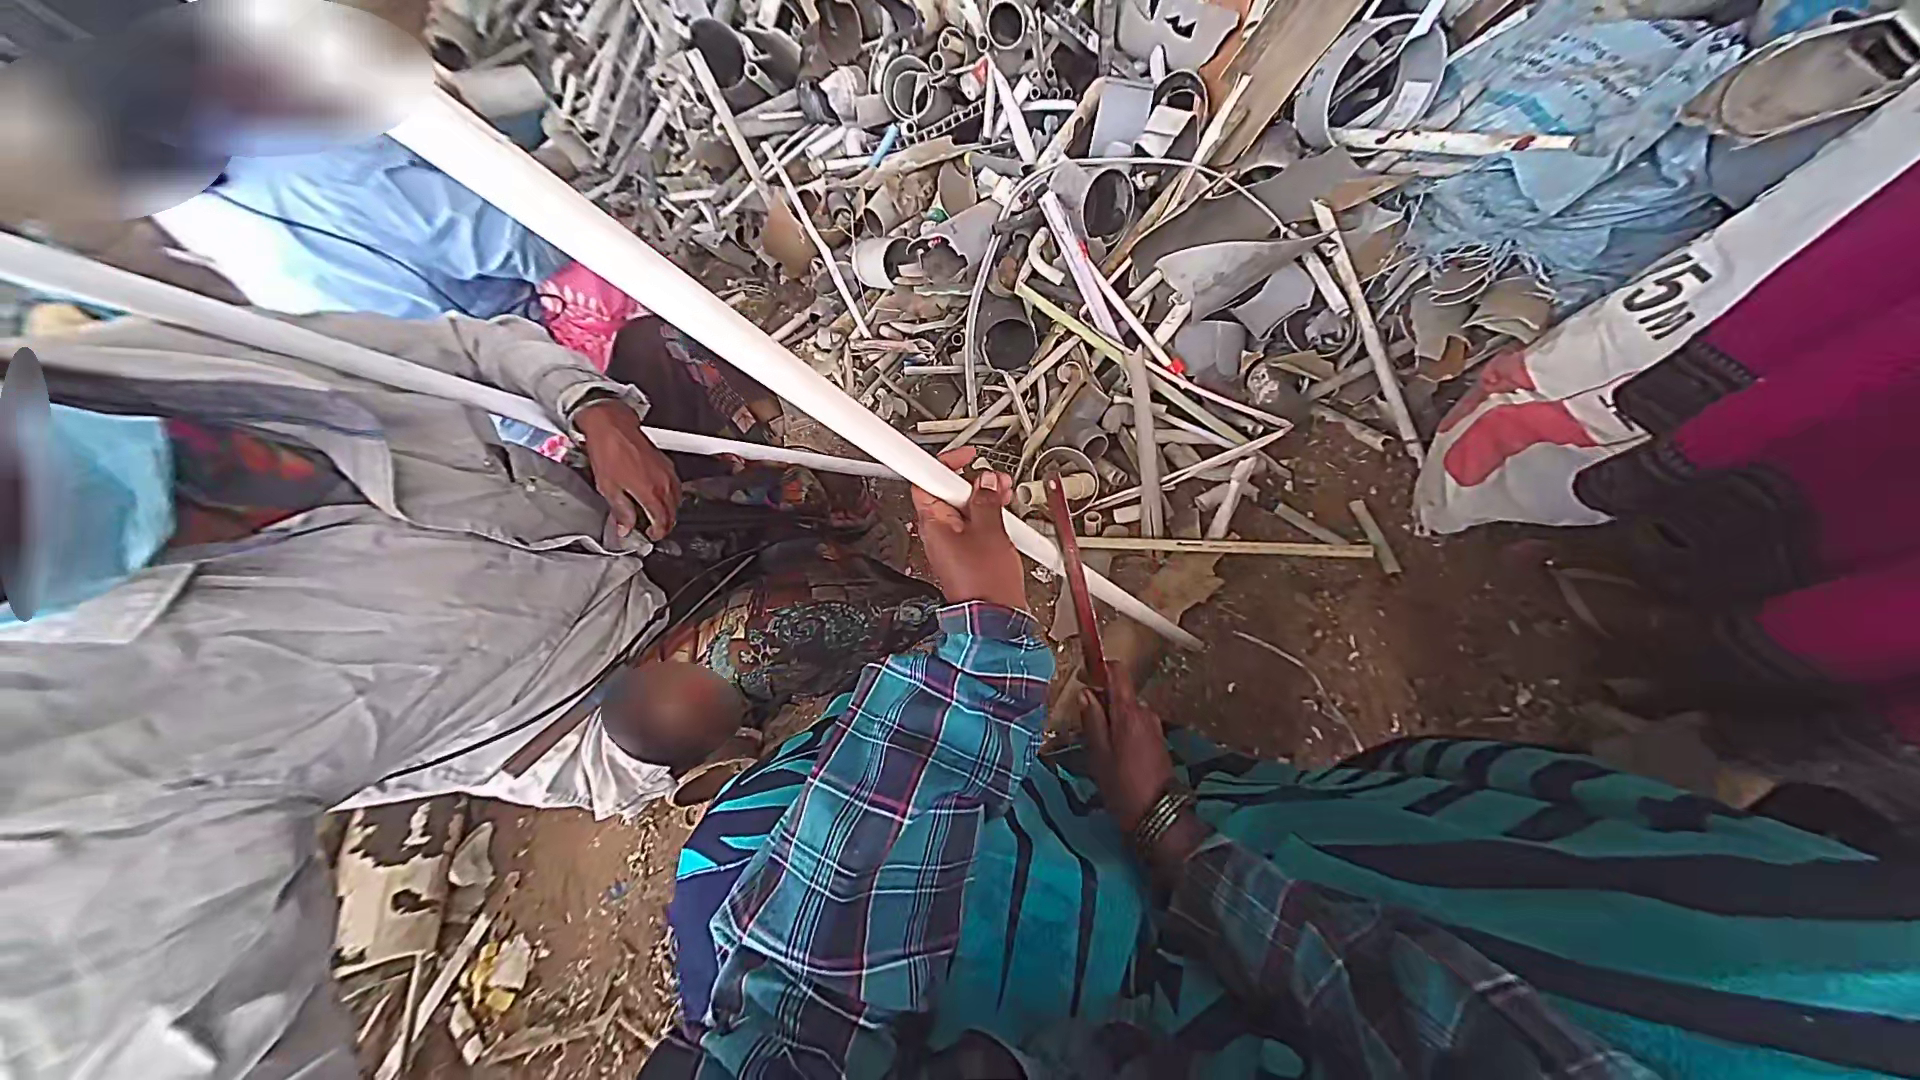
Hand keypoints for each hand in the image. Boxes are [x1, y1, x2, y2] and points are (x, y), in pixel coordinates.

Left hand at [575, 400, 679, 540]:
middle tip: (655, 529)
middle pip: (673, 512)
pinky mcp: (667, 465)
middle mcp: (664, 484)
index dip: (658, 532)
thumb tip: (625, 527)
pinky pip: (676, 487)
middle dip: (666, 524)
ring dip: (671, 511)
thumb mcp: (608, 488)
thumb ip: (621, 511)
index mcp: (650, 493)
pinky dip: (672, 496)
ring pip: (677, 500)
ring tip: (659, 515)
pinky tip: (662, 496)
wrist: (613, 428)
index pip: (662, 520)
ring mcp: (668, 474)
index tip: (651, 535)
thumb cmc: (610, 452)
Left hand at [909, 447, 1026, 611]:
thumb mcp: (991, 531)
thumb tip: (985, 481)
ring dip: (984, 497)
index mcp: (933, 522)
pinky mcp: (966, 550)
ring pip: (964, 507)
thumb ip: (986, 500)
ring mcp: (952, 540)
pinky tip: (1004, 512)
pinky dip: (988, 515)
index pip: (924, 480)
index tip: (961, 455)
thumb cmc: (986, 583)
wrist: (995, 616)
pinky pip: (973, 523)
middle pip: (948, 491)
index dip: (942, 463)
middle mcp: (938, 530)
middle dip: (972, 481)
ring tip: (1004, 495)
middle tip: (993, 479)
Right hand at [1081, 663, 1174, 833]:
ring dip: (1112, 718)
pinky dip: (1122, 730)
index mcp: (1128, 712)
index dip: (1100, 669)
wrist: (1158, 817)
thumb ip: (1092, 719)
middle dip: (1102, 702)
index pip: (1118, 672)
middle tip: (1084, 724)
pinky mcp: (1159, 740)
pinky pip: (1136, 724)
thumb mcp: (1098, 753)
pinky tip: (1114, 753)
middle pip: (1121, 693)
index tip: (1084, 678)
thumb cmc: (1121, 785)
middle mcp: (1146, 713)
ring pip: (1127, 710)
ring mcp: (1155, 726)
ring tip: (1098, 744)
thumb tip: (1086, 694)